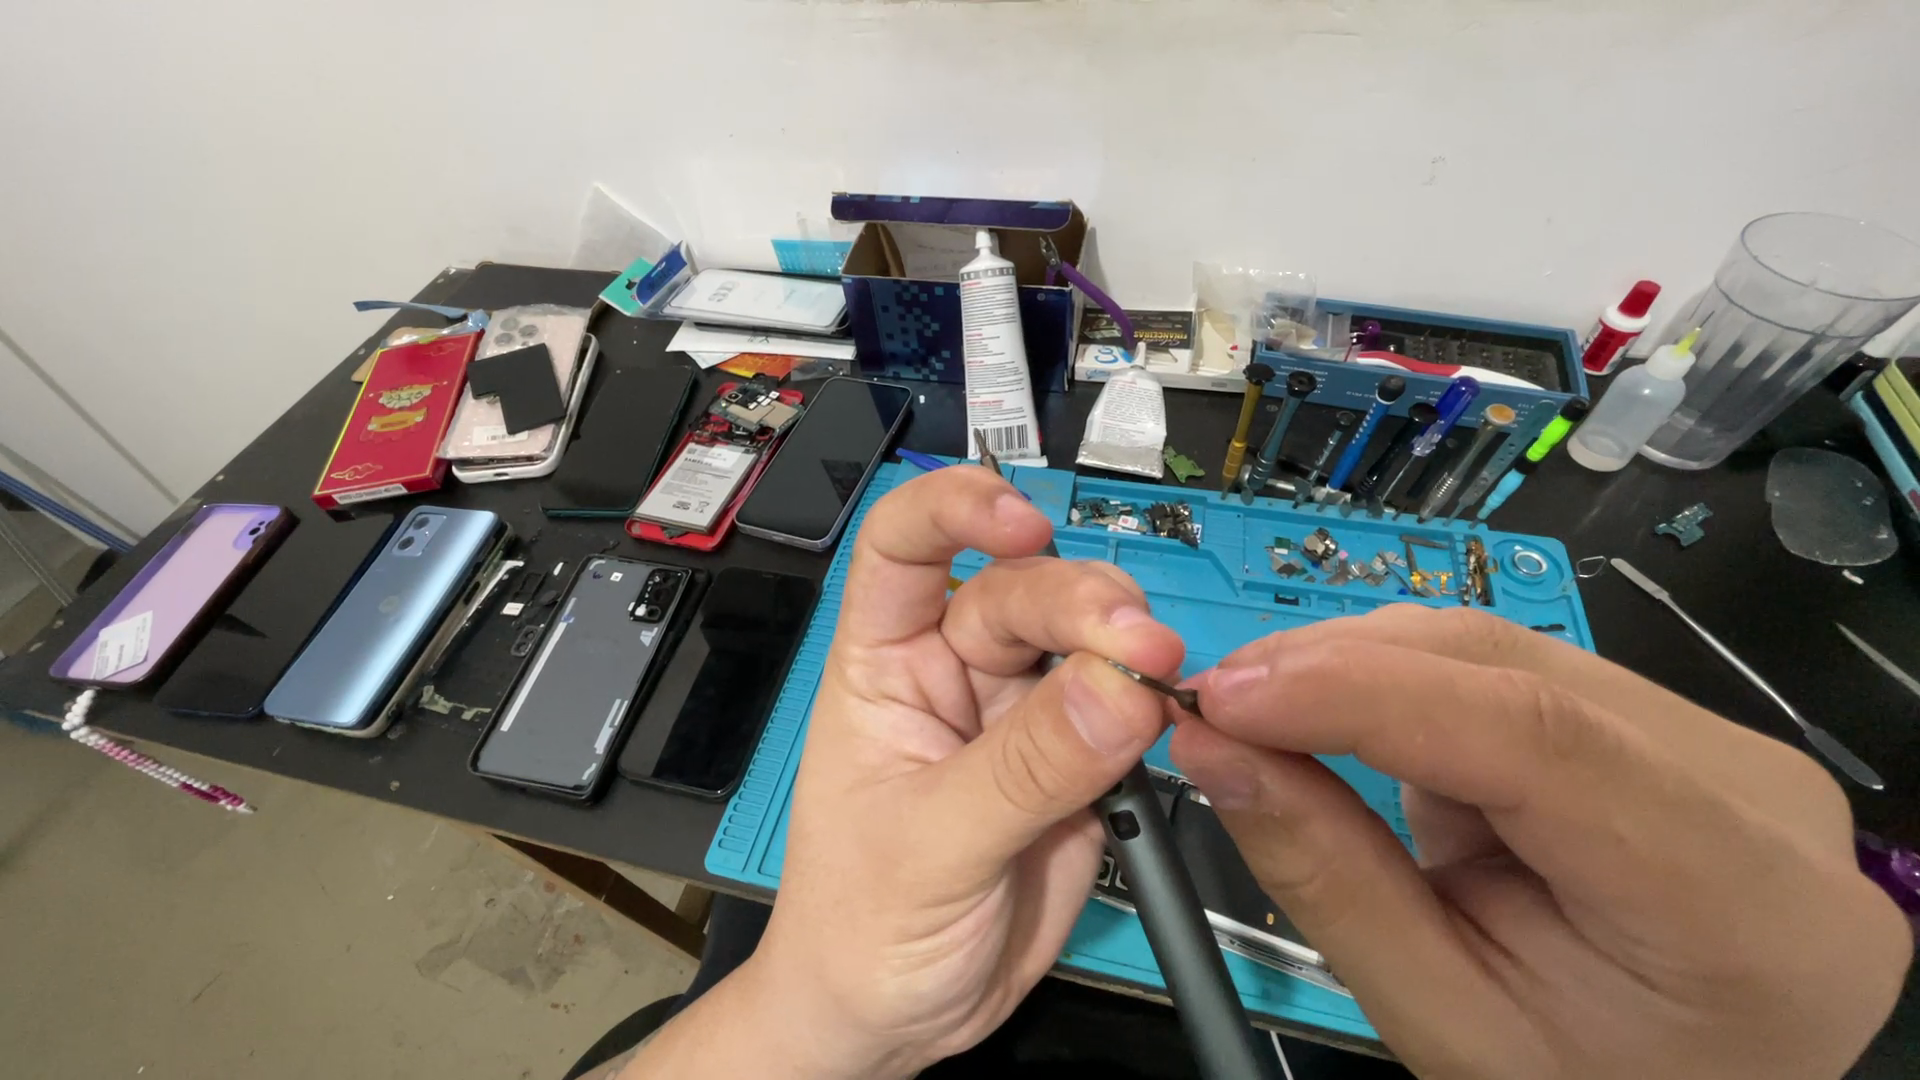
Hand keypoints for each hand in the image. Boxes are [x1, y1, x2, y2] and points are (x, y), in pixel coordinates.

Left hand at [745, 466, 1185, 1076]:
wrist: (899, 1013)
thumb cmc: (862, 925)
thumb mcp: (928, 846)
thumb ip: (1022, 769)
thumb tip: (1113, 686)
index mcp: (883, 664)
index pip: (903, 545)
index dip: (956, 510)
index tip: (1019, 523)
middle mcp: (953, 667)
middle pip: (1018, 589)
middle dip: (1078, 601)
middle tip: (1137, 644)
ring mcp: (1019, 710)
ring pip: (1079, 635)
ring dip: (1123, 641)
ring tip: (1159, 675)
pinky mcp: (1075, 757)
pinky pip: (1121, 705)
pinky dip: (1152, 703)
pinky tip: (1170, 713)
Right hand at [1171, 604, 1909, 1079]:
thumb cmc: (1569, 1076)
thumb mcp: (1436, 1012)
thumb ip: (1325, 876)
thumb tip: (1211, 747)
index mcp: (1735, 898)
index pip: (1534, 738)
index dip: (1358, 695)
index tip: (1220, 699)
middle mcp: (1741, 782)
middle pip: (1498, 667)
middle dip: (1328, 667)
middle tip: (1210, 702)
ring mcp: (1693, 731)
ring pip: (1479, 643)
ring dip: (1343, 662)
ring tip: (1253, 709)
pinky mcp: (1632, 713)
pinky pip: (1479, 659)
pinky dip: (1378, 673)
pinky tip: (1325, 711)